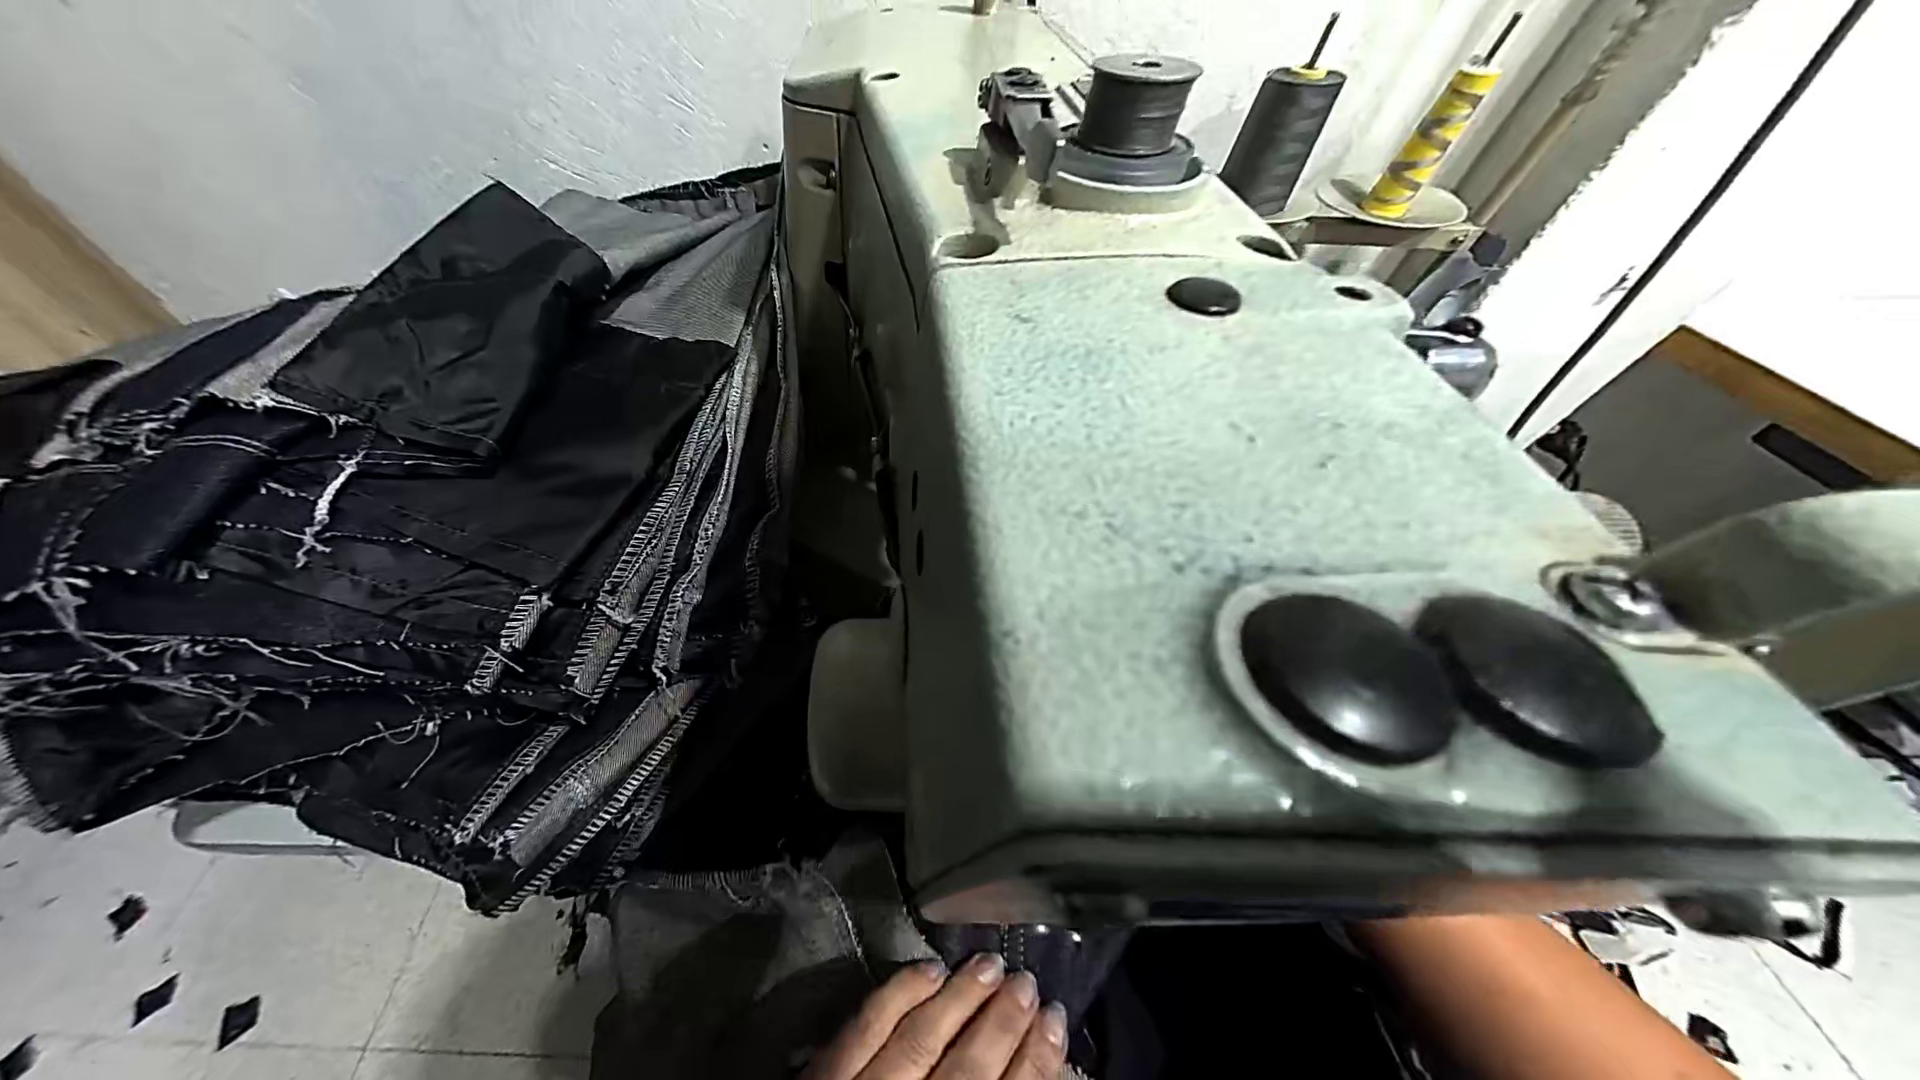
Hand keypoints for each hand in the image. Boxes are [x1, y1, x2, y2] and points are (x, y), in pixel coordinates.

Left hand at [804, 953, 1067, 1079]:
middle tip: (1028, 983)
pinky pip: (866, 1024)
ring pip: (919, 1039)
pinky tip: (930, 968)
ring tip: (992, 965)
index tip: (1057, 1022)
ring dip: (961, 998)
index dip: (1035, 1064)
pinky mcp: (824, 1077)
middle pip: (966, 1073)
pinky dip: (901, 991)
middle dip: (1003, 1025)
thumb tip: (1037, 1076)